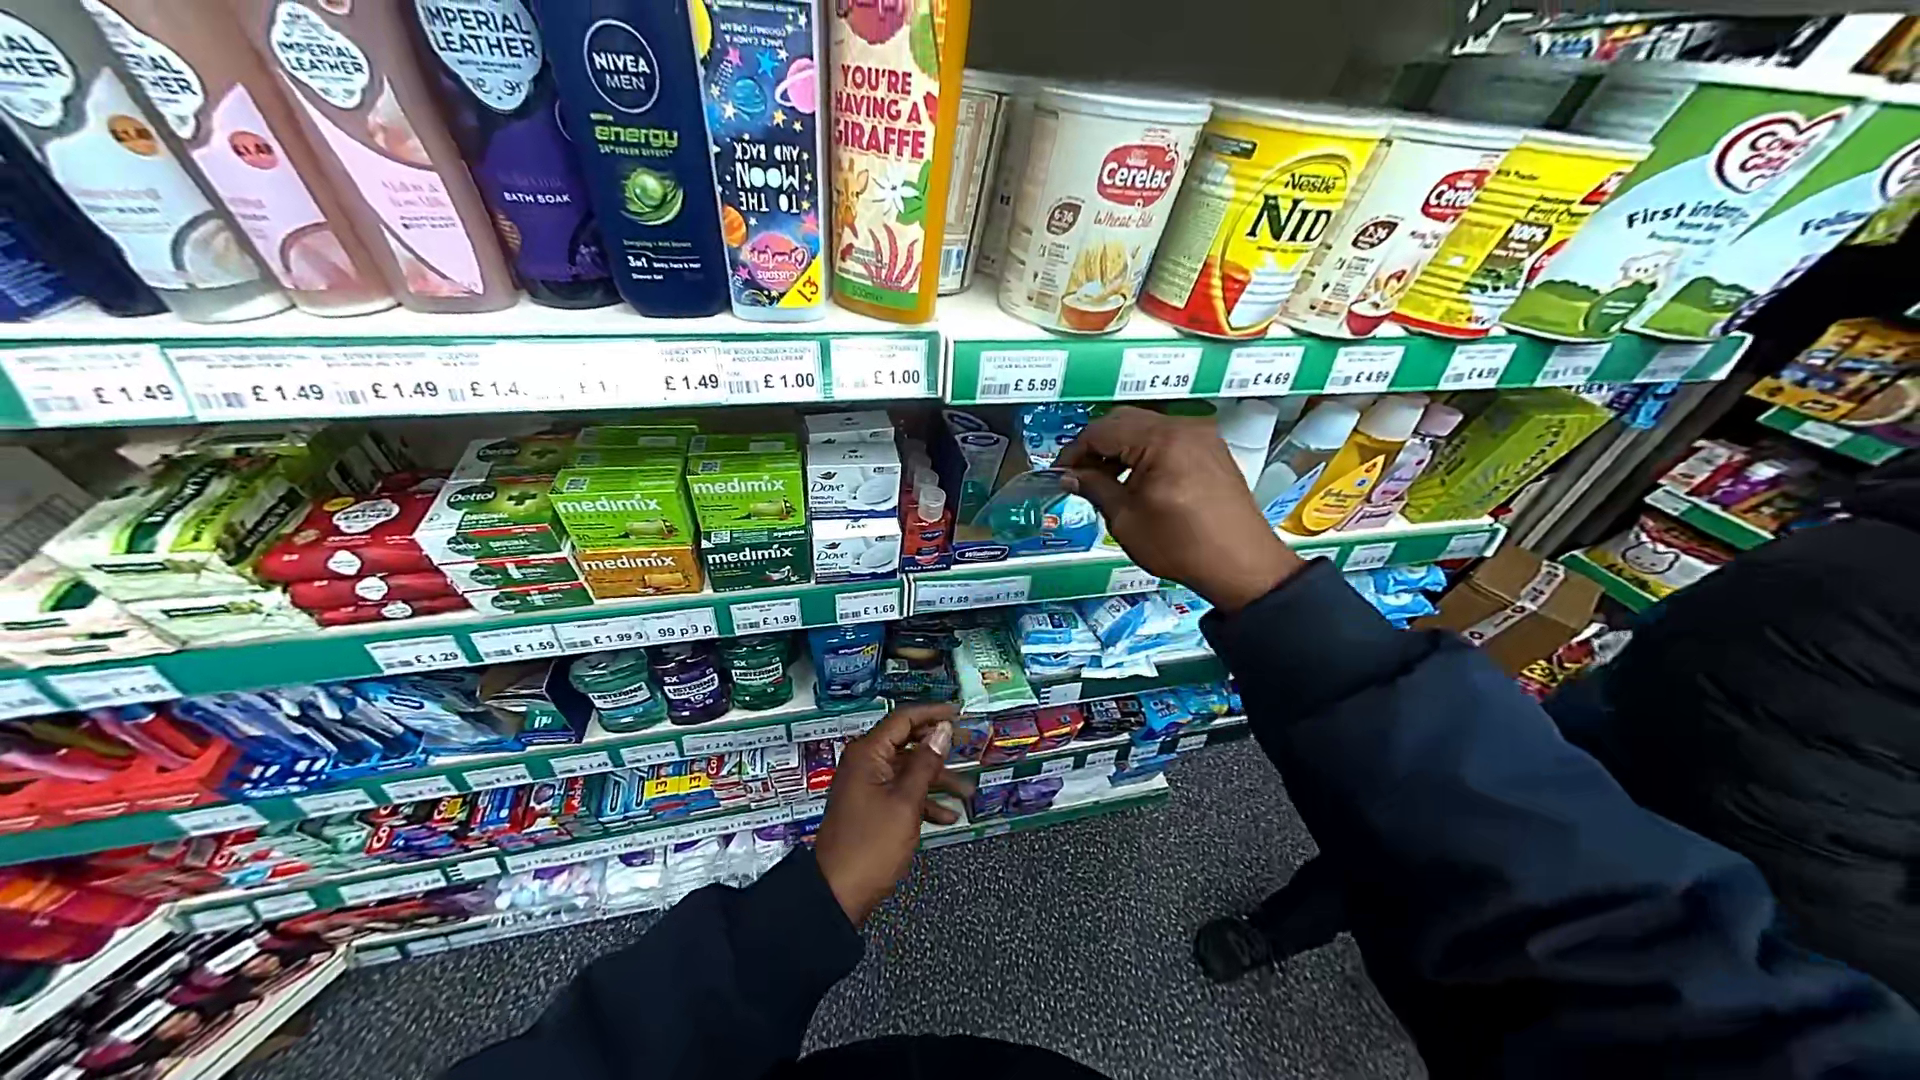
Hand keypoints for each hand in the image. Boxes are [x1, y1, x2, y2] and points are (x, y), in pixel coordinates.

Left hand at [813, 704, 973, 925]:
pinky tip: (946, 816)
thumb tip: (943, 730)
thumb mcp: (906, 801)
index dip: (932, 713)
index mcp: (868, 753)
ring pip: (908, 770)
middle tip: (968, 749)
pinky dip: (923, 800)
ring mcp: (866, 785)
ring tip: (967, 792)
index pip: (903, 718)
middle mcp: (865, 763)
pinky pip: (900, 792)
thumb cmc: (871, 844)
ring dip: (937, 780)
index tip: (958, 713)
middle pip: (907, 744)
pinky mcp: (870, 806)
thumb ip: (926, 763)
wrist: (838, 893)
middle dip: (939, 749)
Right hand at [1059, 406, 1303, 612]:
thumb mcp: (1126, 520)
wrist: (1241, 565)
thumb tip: (1069, 475)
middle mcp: (1183, 427)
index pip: (1102, 430)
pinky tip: (1135, 479)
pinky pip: (1168, 439)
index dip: (1074, 451)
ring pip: (1146, 428)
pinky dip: (1145, 452)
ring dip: (1120, 448)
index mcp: (1160, 440)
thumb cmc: (1180, 545)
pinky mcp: (1212, 450)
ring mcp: (1202, 436)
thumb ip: (1095, 488)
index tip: (1059, 472)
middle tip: (1078, 474)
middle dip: (1096, 445)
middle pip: (1124, 421)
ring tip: (1104, 480)